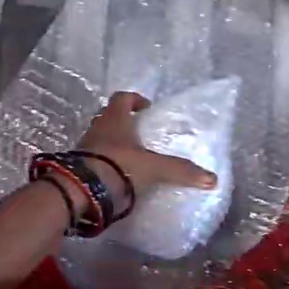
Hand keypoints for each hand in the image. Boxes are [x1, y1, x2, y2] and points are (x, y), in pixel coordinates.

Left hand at [77, 92, 217, 198]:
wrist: (81, 190)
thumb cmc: (119, 167)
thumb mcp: (154, 168)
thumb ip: (181, 171)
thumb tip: (212, 179)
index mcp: (114, 119)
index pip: (122, 98)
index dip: (134, 100)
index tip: (146, 108)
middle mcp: (96, 129)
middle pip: (107, 118)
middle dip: (122, 124)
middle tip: (139, 135)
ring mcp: (82, 148)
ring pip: (97, 139)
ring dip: (110, 145)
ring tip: (128, 159)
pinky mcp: (75, 168)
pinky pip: (90, 160)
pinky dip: (102, 165)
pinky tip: (114, 178)